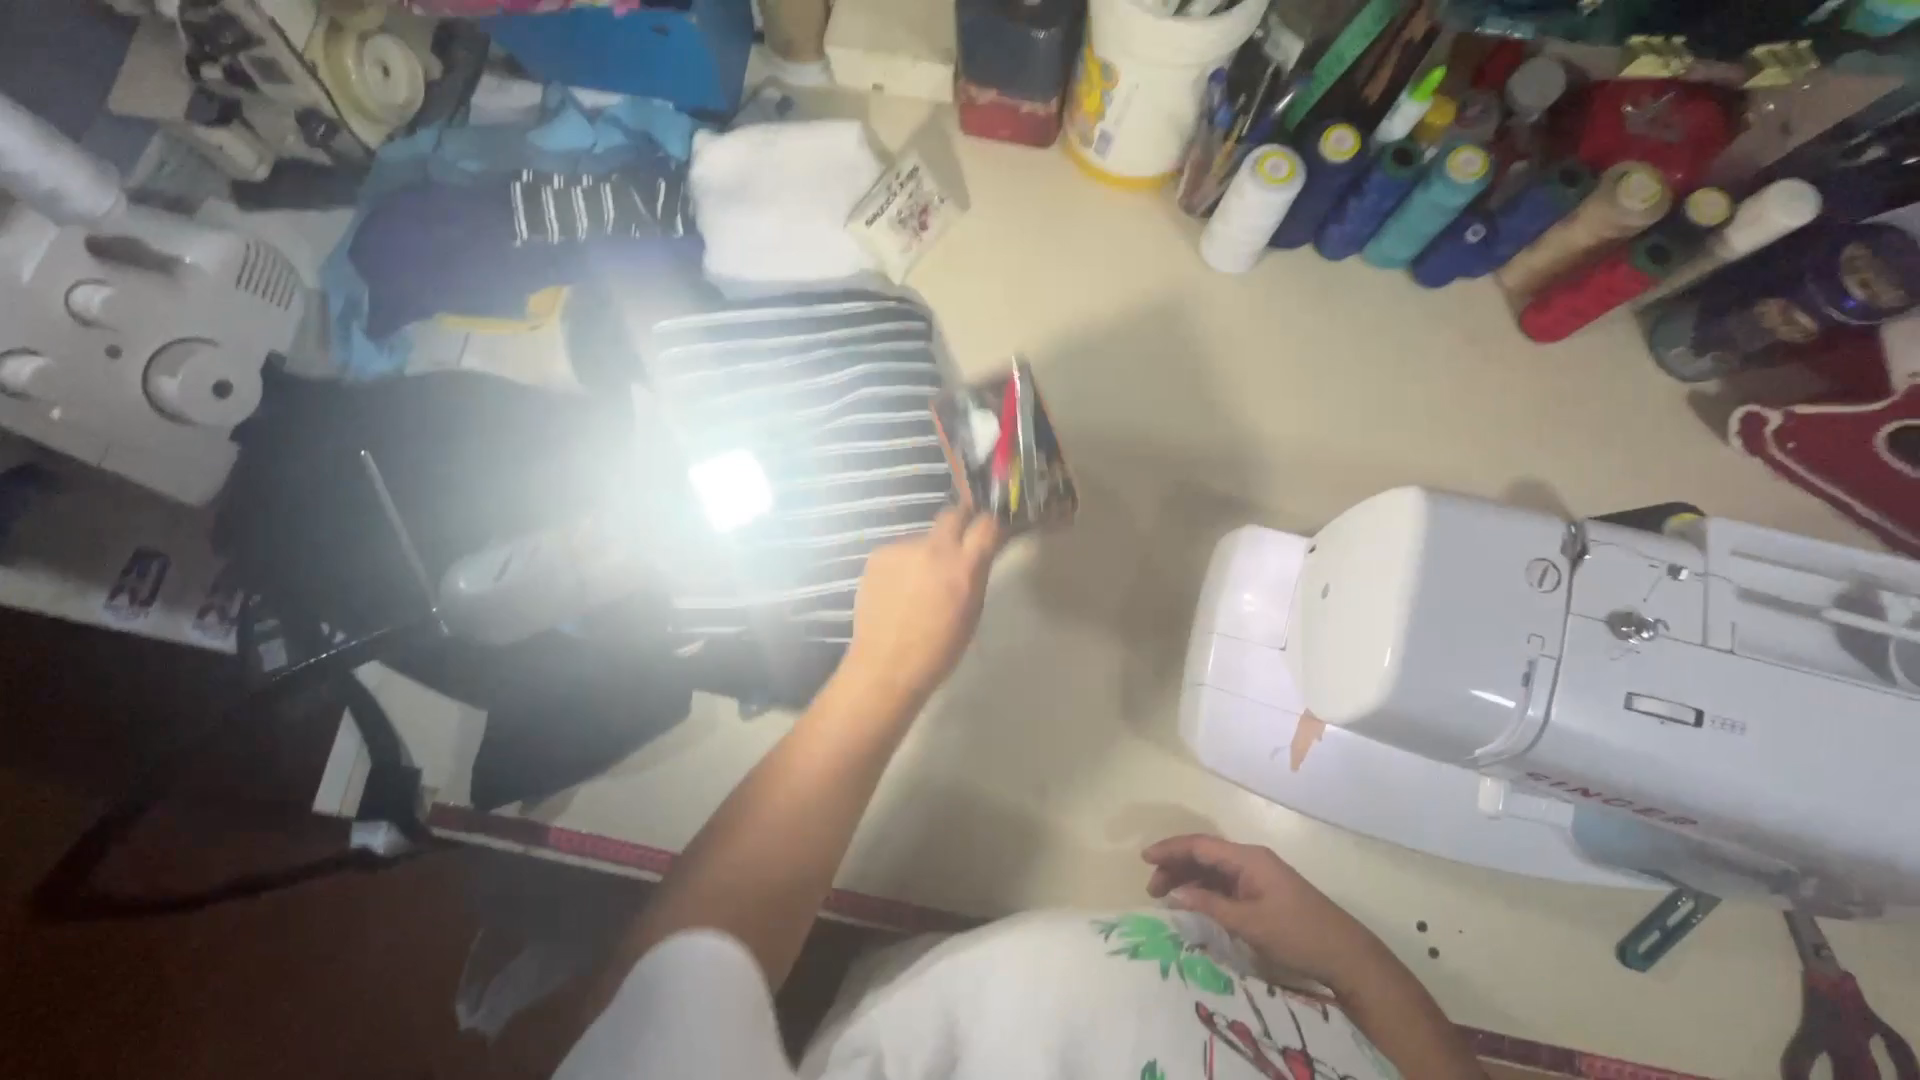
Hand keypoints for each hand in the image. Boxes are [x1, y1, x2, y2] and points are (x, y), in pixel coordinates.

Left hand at [841, 507, 1001, 704]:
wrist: (886, 666)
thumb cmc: (939, 650)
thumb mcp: (972, 612)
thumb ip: (975, 575)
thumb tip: (978, 554)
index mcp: (964, 567)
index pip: (987, 523)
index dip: (990, 525)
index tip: (990, 532)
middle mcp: (933, 548)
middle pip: (952, 514)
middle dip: (960, 523)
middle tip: (958, 544)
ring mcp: (902, 548)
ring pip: (923, 538)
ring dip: (927, 552)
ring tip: (918, 584)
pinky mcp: (878, 555)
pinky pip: (899, 551)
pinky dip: (903, 564)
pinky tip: (898, 590)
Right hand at [1143, 835, 1385, 991]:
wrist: (1346, 955)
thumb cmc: (1297, 935)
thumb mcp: (1249, 923)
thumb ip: (1210, 905)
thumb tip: (1176, 892)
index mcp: (1248, 859)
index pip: (1200, 846)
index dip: (1170, 849)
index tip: (1144, 859)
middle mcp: (1251, 860)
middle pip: (1204, 854)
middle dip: (1175, 866)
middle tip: (1152, 888)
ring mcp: (1258, 876)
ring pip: (1213, 869)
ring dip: (1188, 879)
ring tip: (1166, 896)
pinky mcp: (1263, 892)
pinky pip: (1225, 883)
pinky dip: (1205, 890)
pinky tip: (1193, 902)